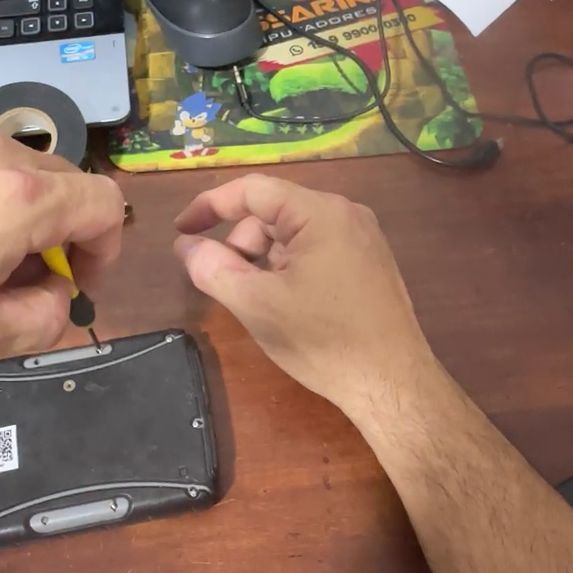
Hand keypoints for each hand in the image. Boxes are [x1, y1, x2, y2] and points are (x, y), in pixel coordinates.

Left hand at [0, 124, 124, 366]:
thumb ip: (38, 325)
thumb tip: (57, 300)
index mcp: (19, 198)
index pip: (106, 204)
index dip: (107, 250)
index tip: (75, 285)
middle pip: (66, 186)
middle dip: (61, 239)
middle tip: (20, 286)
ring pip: (19, 175)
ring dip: (18, 220)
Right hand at [173, 175, 436, 409]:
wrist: (392, 383)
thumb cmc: (323, 341)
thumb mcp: (256, 304)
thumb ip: (212, 268)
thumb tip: (185, 245)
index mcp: (320, 213)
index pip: (252, 190)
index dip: (209, 205)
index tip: (181, 230)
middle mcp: (346, 213)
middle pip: (273, 212)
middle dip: (240, 242)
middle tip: (225, 283)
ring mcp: (363, 237)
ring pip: (293, 233)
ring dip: (264, 259)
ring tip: (259, 302)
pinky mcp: (369, 262)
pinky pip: (316, 249)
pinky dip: (289, 267)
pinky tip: (287, 304)